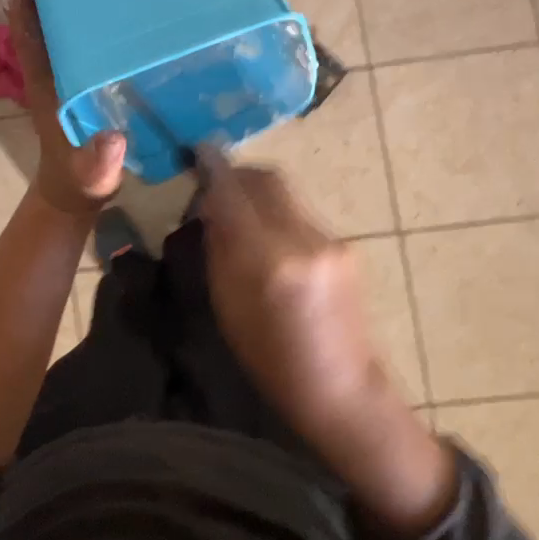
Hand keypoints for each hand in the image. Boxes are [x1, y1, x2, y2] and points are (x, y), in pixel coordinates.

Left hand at [5, 0, 126, 216]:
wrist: (76, 190)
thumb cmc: (82, 179)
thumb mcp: (92, 175)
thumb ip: (100, 162)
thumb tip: (113, 140)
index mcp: (45, 82)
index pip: (27, 32)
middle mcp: (49, 68)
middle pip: (38, 16)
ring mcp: (63, 70)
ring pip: (56, 22)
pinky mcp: (79, 74)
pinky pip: (75, 35)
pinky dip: (82, 12)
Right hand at [196, 148, 385, 430]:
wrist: (339, 387)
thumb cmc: (268, 356)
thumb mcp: (225, 302)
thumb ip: (218, 244)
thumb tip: (209, 203)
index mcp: (266, 258)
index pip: (233, 189)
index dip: (211, 165)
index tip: (194, 152)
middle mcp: (301, 238)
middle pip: (265, 177)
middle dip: (236, 173)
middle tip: (213, 185)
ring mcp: (329, 239)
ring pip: (284, 192)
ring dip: (257, 192)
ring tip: (238, 215)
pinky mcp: (344, 245)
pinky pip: (301, 213)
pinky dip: (277, 214)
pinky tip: (268, 240)